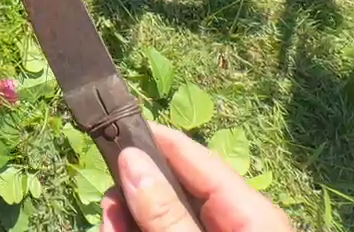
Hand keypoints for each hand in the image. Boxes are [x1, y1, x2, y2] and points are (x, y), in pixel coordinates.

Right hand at [101, 124, 291, 231]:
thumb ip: (168, 215)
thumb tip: (131, 157)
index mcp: (252, 213)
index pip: (188, 151)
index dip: (145, 136)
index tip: (102, 131)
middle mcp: (237, 220)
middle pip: (169, 185)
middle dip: (130, 196)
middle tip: (106, 218)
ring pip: (161, 213)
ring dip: (129, 221)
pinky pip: (167, 230)